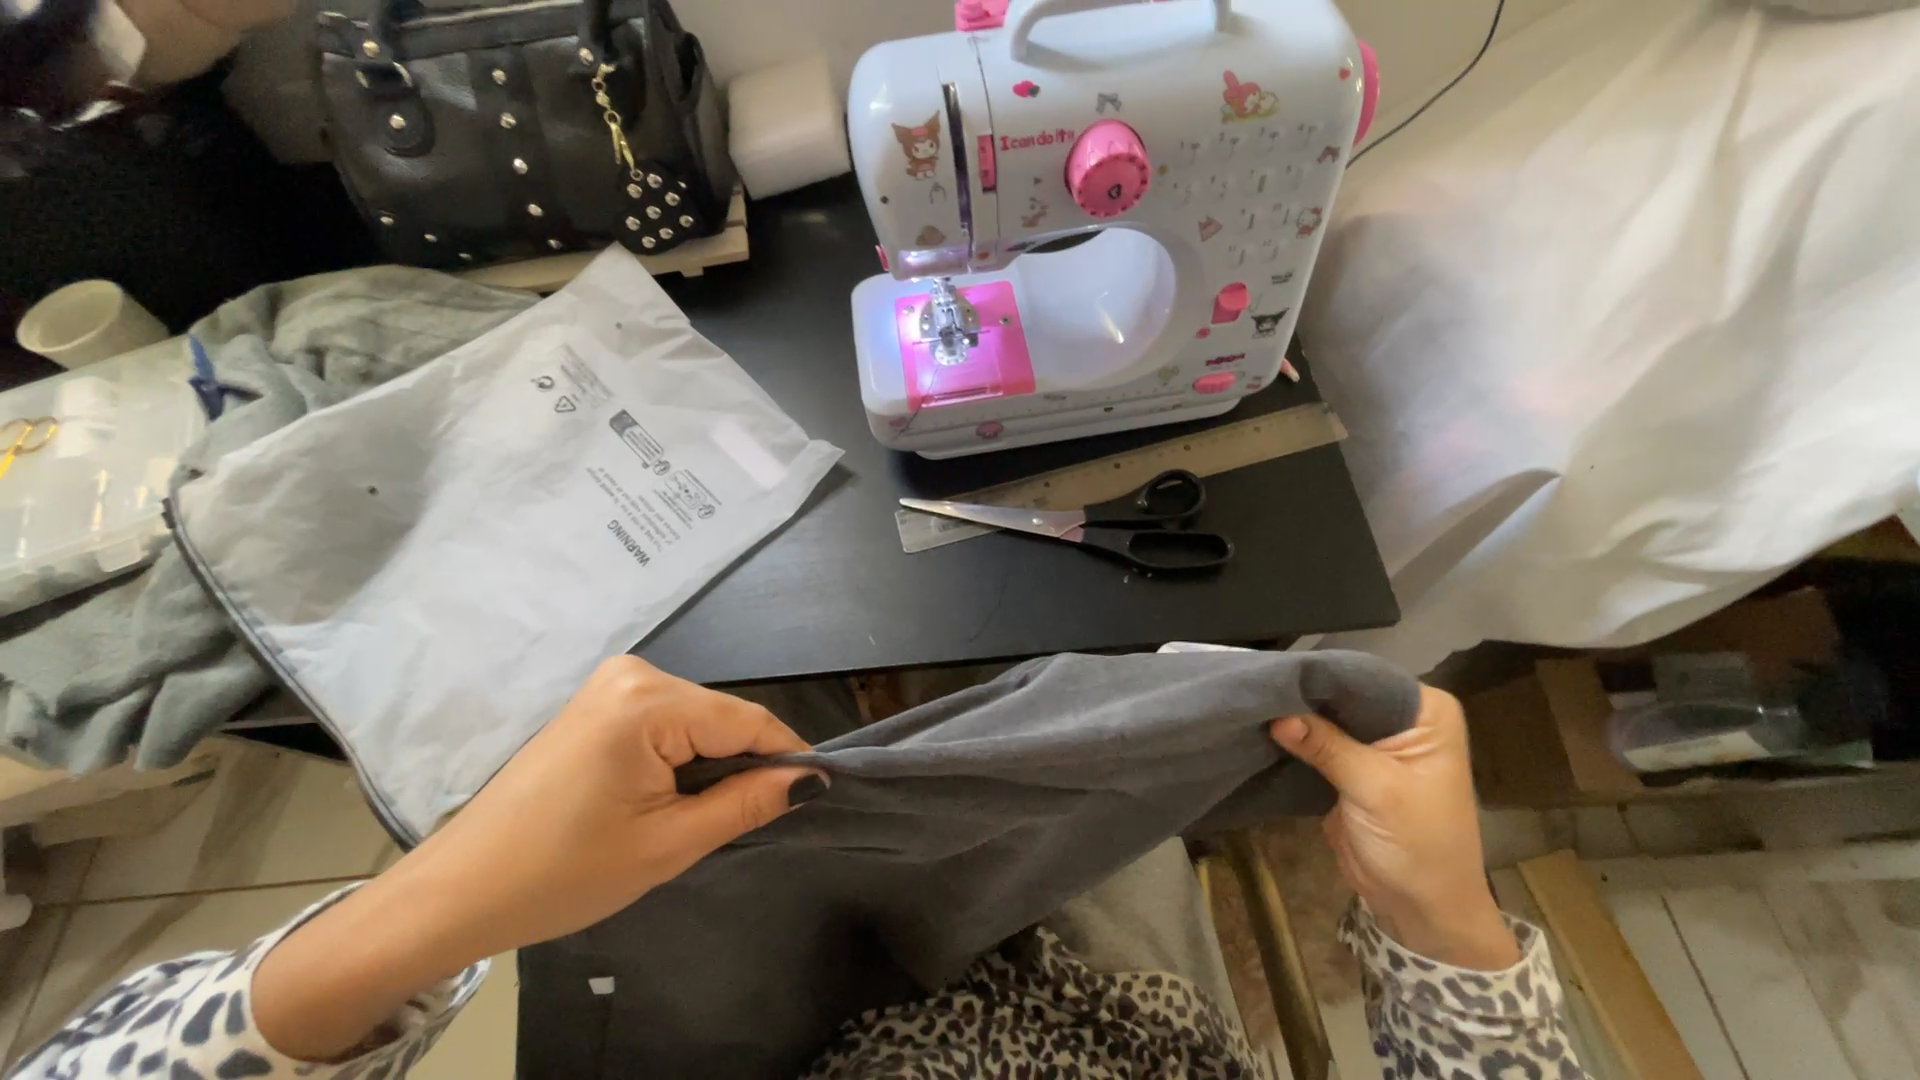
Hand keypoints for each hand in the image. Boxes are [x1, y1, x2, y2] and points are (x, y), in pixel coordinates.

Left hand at [255, 656, 824, 1060]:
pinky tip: (668, 796)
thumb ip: (746, 803)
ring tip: (701, 815)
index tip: (818, 793)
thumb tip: (812, 780)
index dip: (788, 757)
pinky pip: (667, 722)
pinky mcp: (598, 702)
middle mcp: (633, 674)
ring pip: (698, 720)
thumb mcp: (668, 844)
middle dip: (745, 764)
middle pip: (722, 717)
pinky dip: (683, 757)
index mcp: (648, 701)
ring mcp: (611, 684)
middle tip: (750, 821)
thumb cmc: (563, 873)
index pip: (747, 721)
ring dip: (713, 763)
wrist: (457, 892)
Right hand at [1270, 685, 1519, 970]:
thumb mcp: (1375, 789)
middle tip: (1254, 690)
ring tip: (1249, 706)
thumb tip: (1276, 713)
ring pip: (1325, 717)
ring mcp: (1375, 742)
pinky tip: (1260, 729)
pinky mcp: (1350, 765)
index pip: (1365, 679)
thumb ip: (1326, 746)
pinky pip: (1316, 742)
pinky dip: (1293, 740)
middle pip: (1342, 695)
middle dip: (1303, 697)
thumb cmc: (1419, 845)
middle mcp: (1403, 719)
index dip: (1322, 678)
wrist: (1420, 908)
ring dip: (1293, 718)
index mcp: (1427, 713)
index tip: (1277, 677)